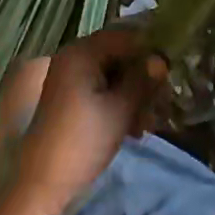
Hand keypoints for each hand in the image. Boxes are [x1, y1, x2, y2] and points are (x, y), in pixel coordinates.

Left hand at [12, 28, 166, 214]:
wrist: (42, 178)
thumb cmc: (84, 140)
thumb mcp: (120, 111)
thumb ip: (141, 82)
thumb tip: (160, 59)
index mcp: (81, 52)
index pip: (122, 36)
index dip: (148, 48)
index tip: (172, 69)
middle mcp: (71, 56)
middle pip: (115, 55)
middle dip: (140, 77)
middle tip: (161, 104)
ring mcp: (66, 76)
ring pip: (108, 74)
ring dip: (131, 94)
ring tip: (146, 125)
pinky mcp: (66, 96)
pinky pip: (97, 88)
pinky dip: (115, 102)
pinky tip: (131, 129)